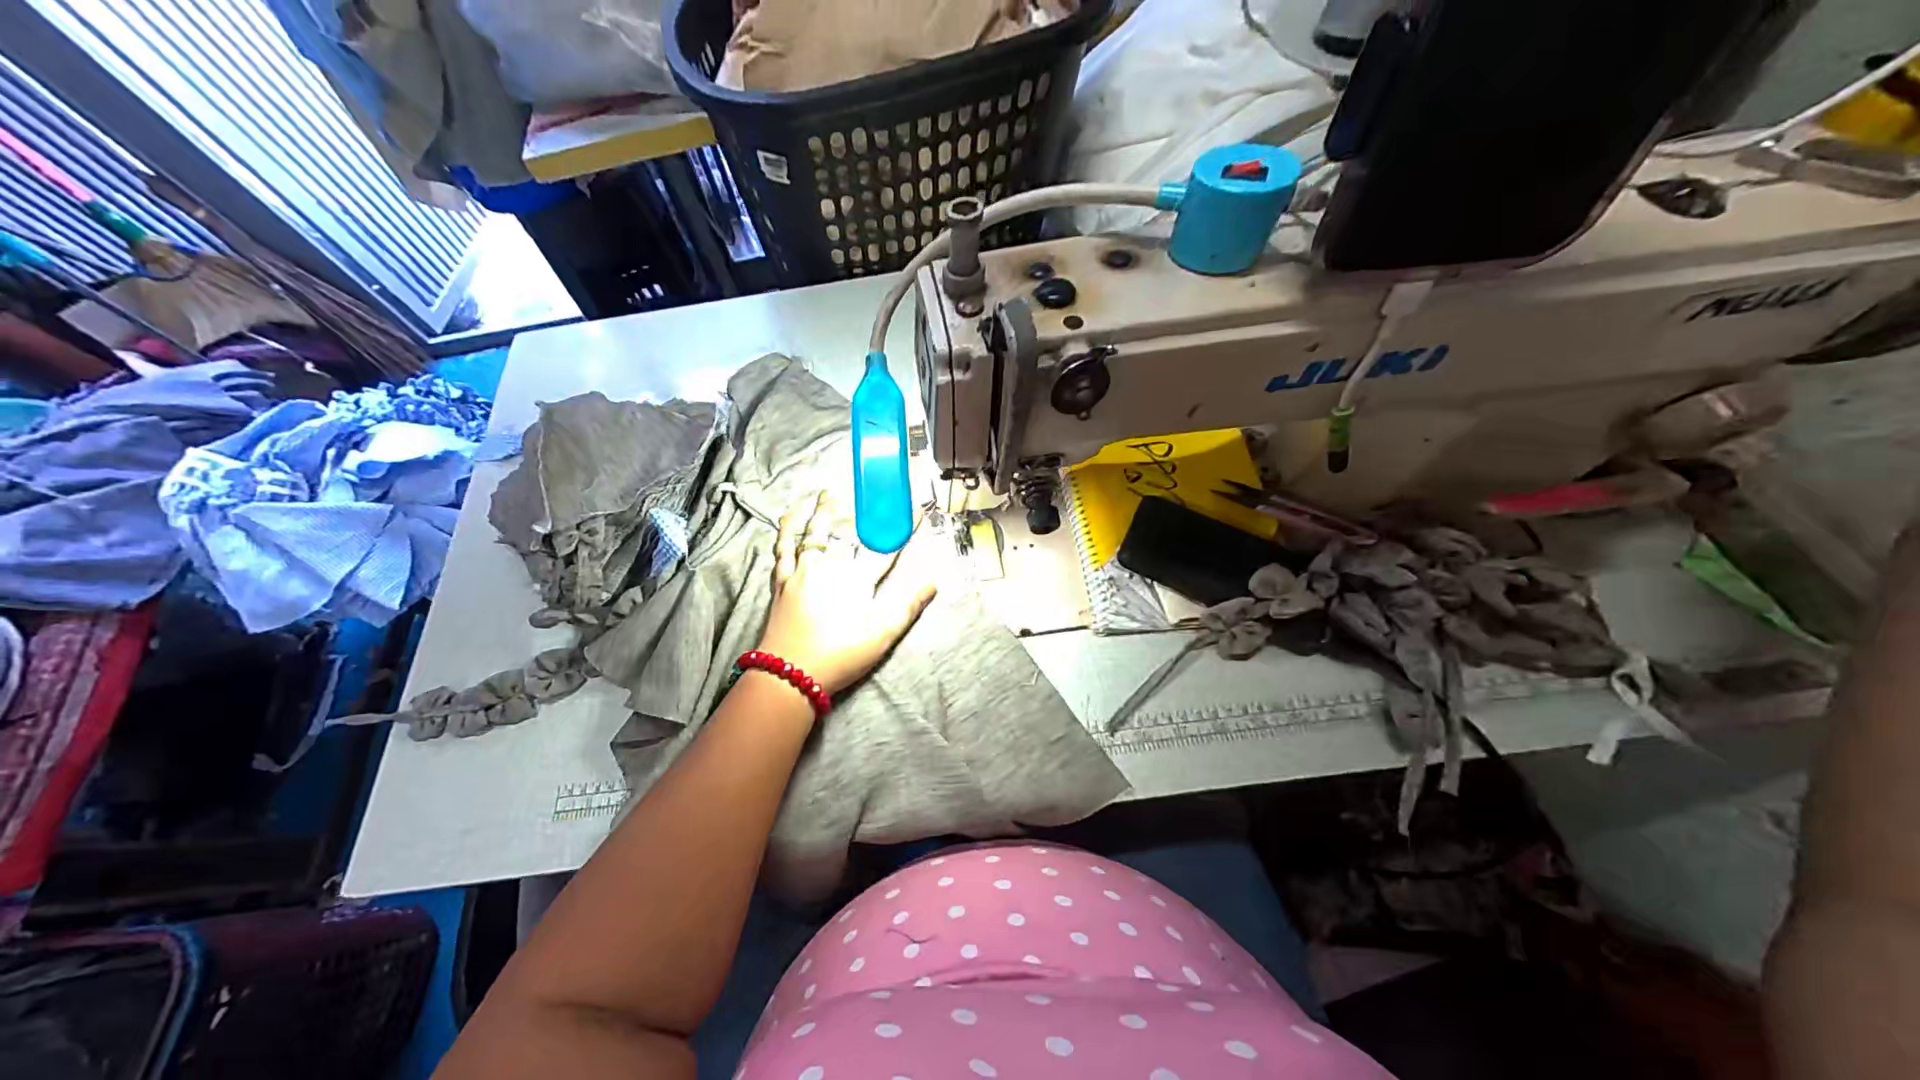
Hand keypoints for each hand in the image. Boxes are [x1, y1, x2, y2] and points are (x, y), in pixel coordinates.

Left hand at [757, 492, 937, 696]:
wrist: (791, 673)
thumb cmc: (841, 655)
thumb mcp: (883, 634)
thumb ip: (908, 605)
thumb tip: (933, 582)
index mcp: (858, 579)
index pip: (886, 547)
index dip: (902, 527)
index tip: (915, 508)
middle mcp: (830, 567)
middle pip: (847, 532)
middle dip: (861, 510)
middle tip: (869, 491)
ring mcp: (803, 571)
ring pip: (813, 532)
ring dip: (821, 511)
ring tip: (824, 493)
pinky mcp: (782, 581)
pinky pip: (783, 548)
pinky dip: (786, 530)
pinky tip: (787, 518)